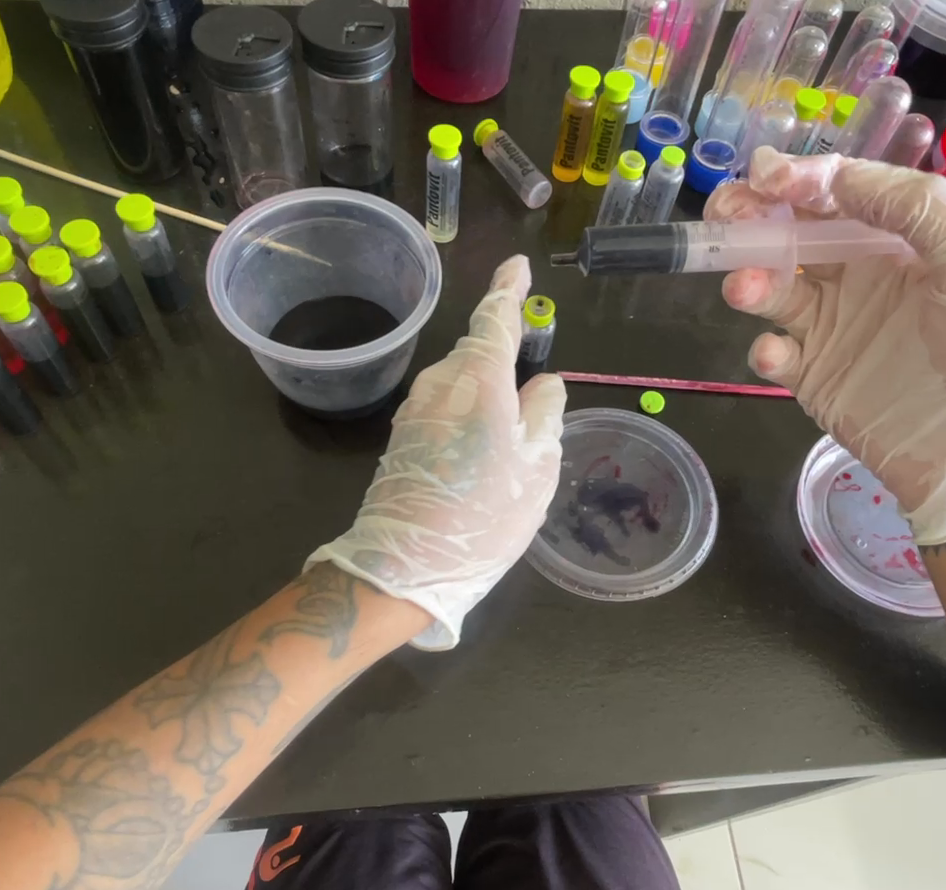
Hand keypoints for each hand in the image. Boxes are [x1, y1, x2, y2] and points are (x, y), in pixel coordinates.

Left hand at [307, 255, 565, 649]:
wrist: (404, 566)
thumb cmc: (483, 517)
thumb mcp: (537, 469)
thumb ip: (545, 415)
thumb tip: (544, 383)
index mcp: (479, 381)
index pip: (495, 319)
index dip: (509, 290)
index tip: (517, 266)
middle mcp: (440, 384)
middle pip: (476, 353)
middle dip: (502, 356)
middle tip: (529, 393)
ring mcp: (414, 410)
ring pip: (458, 381)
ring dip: (483, 391)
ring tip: (505, 435)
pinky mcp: (400, 437)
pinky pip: (441, 408)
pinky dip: (464, 413)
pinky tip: (475, 452)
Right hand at [706, 151, 945, 545]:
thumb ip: (914, 207)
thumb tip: (837, 179)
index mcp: (899, 242)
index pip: (839, 196)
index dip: (801, 179)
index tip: (763, 178)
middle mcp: (858, 277)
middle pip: (792, 235)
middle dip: (753, 220)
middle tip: (723, 218)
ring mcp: (829, 327)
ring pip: (773, 289)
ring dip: (751, 281)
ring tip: (744, 289)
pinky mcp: (809, 375)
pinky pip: (772, 352)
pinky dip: (763, 349)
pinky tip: (773, 353)